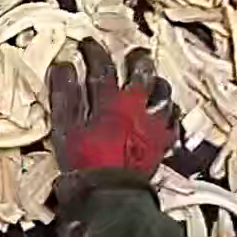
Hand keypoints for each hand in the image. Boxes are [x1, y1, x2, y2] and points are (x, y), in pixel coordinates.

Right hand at [47, 39, 179, 177]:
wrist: (109, 193)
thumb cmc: (82, 159)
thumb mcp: (64, 126)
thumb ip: (64, 94)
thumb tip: (63, 66)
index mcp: (110, 100)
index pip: (102, 67)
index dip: (93, 52)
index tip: (85, 44)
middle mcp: (138, 106)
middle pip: (142, 74)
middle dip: (136, 59)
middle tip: (132, 53)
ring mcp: (155, 123)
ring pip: (163, 93)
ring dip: (156, 81)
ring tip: (152, 78)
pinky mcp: (163, 142)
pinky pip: (174, 119)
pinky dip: (169, 109)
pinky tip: (164, 109)